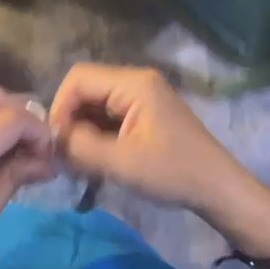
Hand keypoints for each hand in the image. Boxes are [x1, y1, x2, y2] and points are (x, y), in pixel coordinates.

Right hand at [47, 64, 260, 216]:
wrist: (219, 190)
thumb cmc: (174, 173)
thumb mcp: (122, 163)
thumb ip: (81, 147)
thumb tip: (50, 139)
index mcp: (133, 83)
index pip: (78, 78)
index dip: (60, 107)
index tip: (56, 142)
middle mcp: (136, 81)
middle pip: (85, 90)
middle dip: (70, 121)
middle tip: (64, 157)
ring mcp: (142, 97)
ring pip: (95, 105)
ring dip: (83, 132)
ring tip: (78, 164)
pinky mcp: (145, 114)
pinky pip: (109, 117)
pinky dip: (97, 136)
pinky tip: (95, 163)